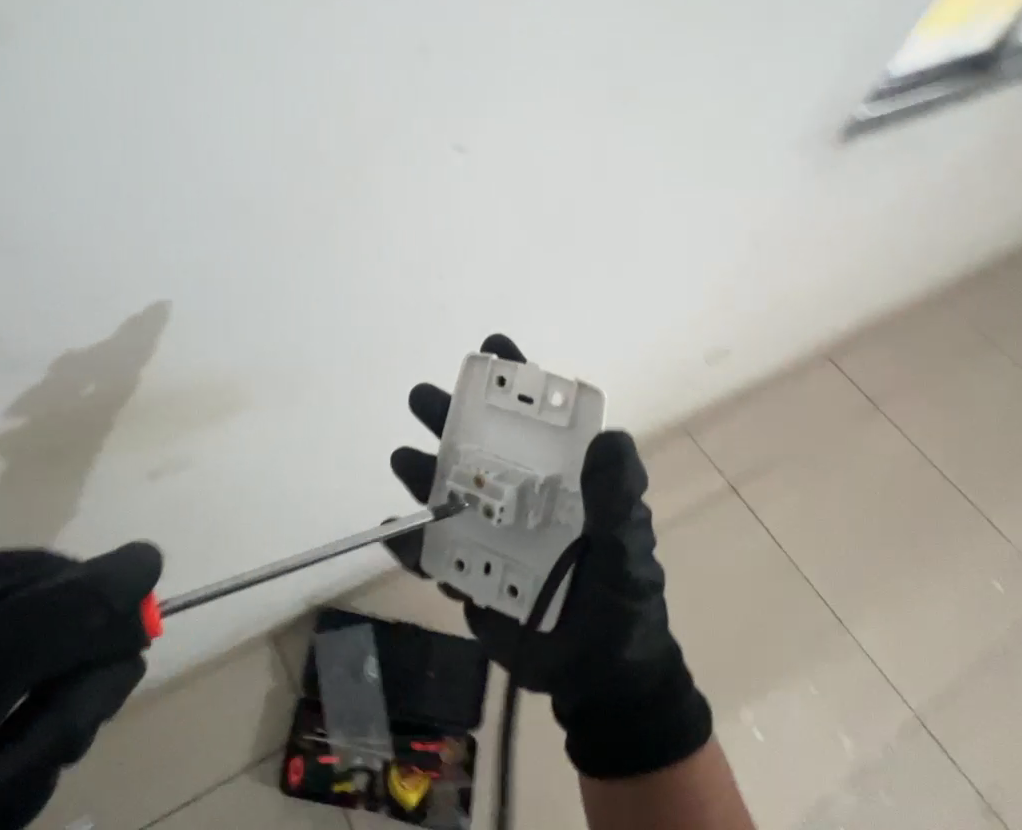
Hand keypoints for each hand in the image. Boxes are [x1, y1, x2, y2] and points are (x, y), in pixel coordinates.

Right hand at [387, 335, 711, 778]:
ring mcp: (493, 534)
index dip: (517, 379)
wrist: (599, 674)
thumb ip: (618, 496)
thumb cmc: (621, 598)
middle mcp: (522, 496)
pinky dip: (411, 542)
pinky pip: (435, 553)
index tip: (491, 347)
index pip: (537, 419)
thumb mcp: (627, 544)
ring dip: (424, 474)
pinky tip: (394, 528)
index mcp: (562, 479)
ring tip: (402, 457)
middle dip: (451, 417)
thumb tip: (610, 437)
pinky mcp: (471, 574)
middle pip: (481, 447)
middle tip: (422, 396)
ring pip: (450, 494)